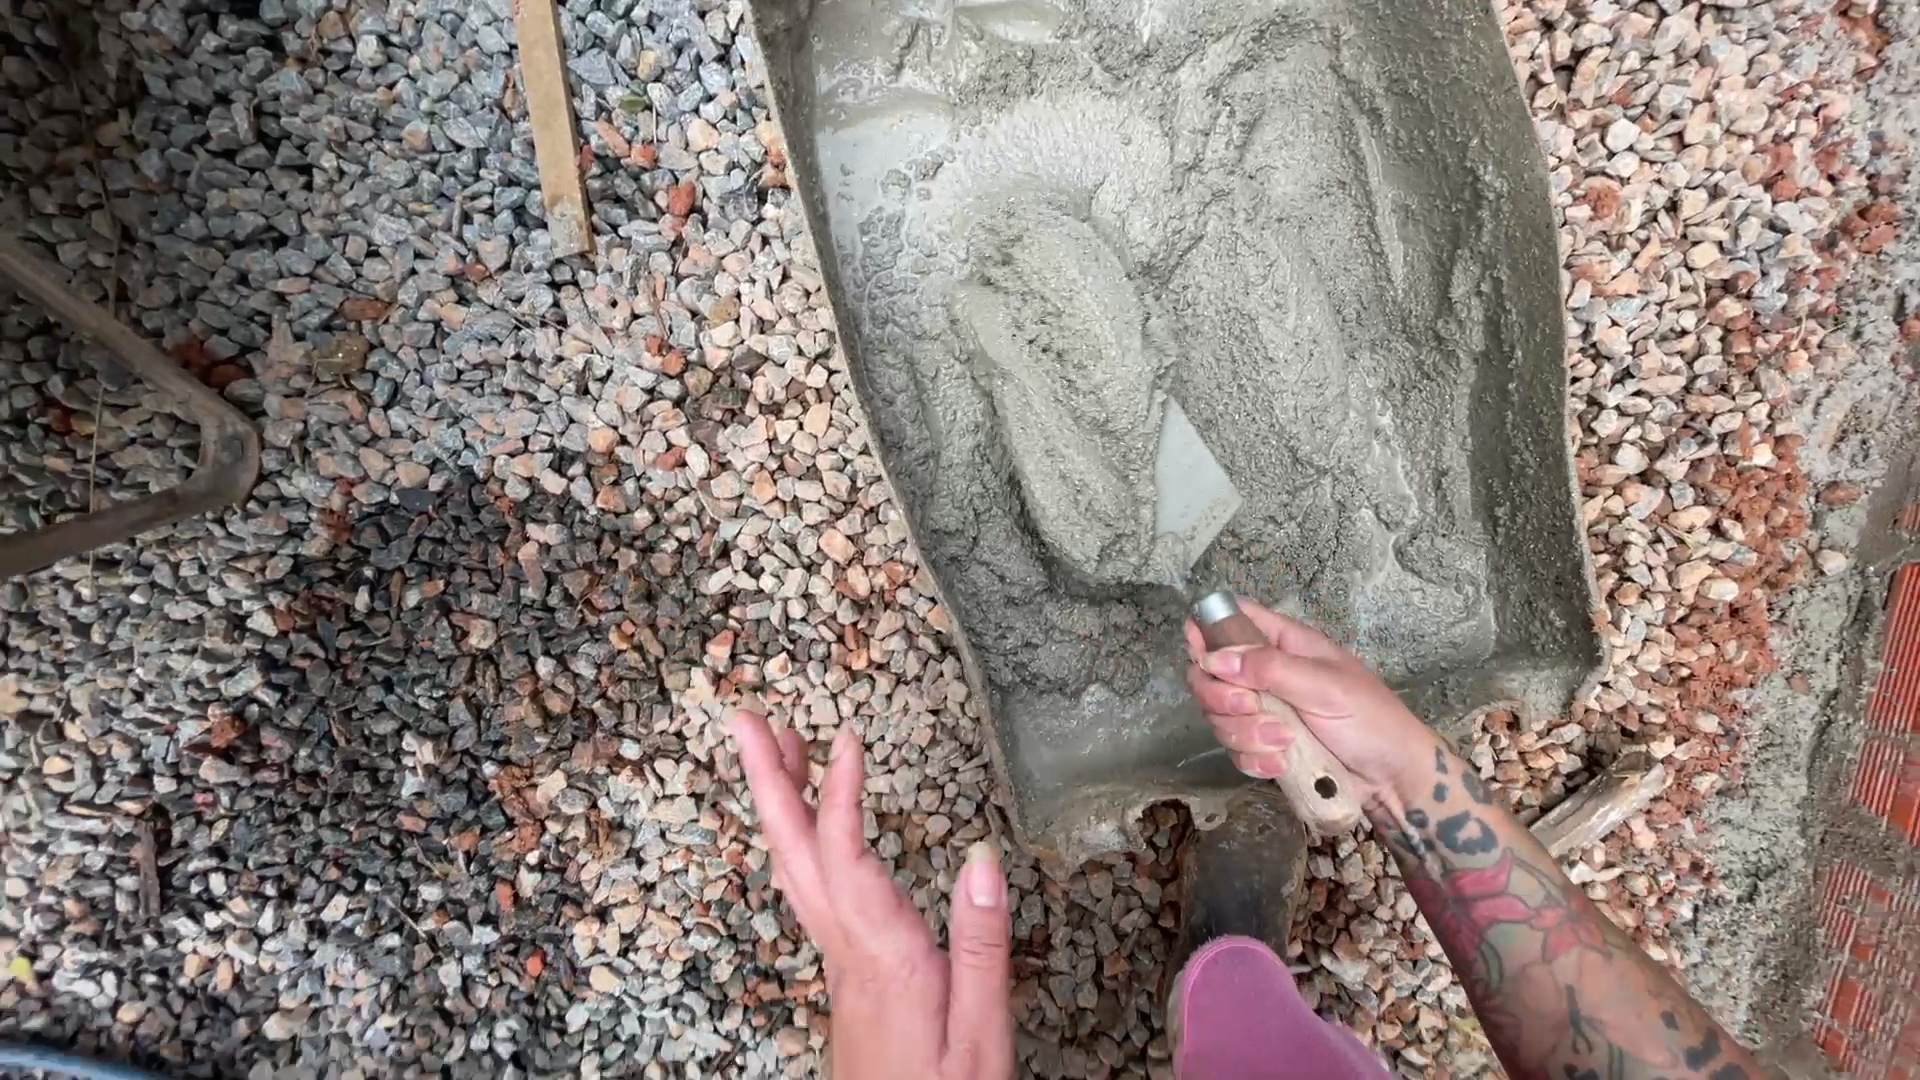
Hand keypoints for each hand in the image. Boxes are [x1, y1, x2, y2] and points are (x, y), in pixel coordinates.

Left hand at [727, 709, 1013, 1079]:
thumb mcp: (981, 1029)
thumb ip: (981, 942)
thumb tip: (982, 857)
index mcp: (881, 954)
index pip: (846, 859)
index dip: (841, 795)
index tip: (848, 739)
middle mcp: (844, 944)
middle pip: (792, 852)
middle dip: (767, 780)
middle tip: (747, 722)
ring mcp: (834, 951)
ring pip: (792, 864)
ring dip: (780, 800)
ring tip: (780, 745)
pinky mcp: (840, 959)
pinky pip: (806, 882)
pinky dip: (801, 834)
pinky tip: (810, 818)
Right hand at [1183, 599, 1441, 807]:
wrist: (1394, 781)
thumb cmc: (1371, 720)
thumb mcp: (1326, 687)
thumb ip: (1270, 669)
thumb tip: (1215, 658)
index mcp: (1282, 643)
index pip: (1231, 619)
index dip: (1207, 630)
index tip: (1201, 655)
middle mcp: (1263, 672)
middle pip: (1208, 671)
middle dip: (1220, 695)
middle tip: (1248, 706)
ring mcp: (1260, 709)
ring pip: (1217, 713)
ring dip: (1242, 732)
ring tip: (1283, 742)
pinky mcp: (1260, 744)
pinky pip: (1232, 747)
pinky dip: (1251, 758)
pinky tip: (1280, 765)